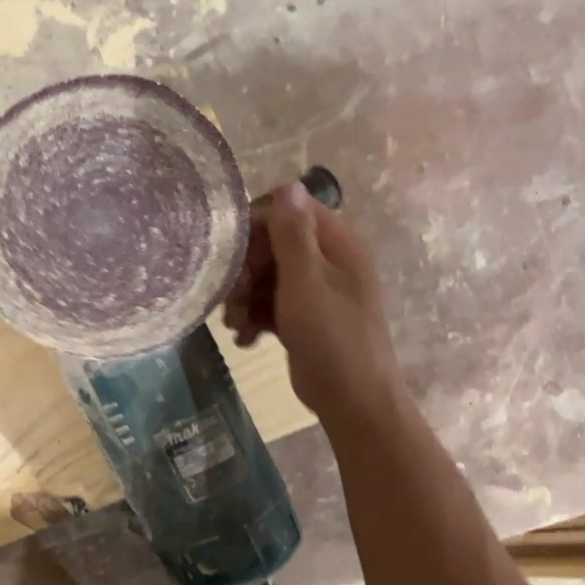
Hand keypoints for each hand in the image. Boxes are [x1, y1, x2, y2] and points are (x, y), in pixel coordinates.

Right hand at [223, 182, 406, 424]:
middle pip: (274, 247)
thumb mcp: (305, 282)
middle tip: (232, 297)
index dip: (258, 228)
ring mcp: (315, 292)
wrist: (352, 399)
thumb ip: (293, 236)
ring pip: (267, 278)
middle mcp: (328, 263)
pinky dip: (254, 318)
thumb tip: (287, 184)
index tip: (233, 256)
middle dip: (246, 270)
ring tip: (236, 325)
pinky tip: (245, 340)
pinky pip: (270, 305)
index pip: (291, 213)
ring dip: (244, 298)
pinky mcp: (303, 318)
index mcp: (338, 246)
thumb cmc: (331, 337)